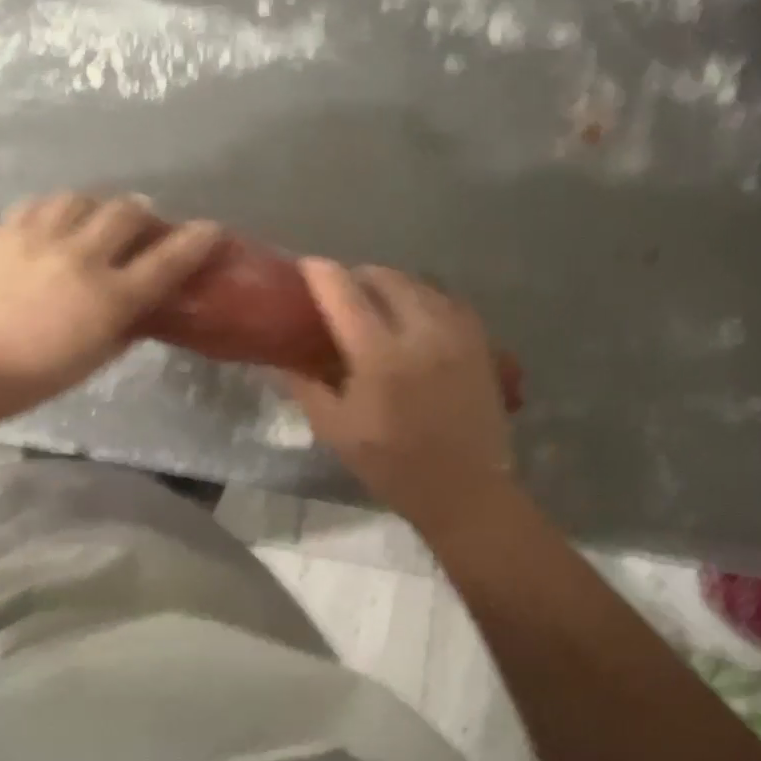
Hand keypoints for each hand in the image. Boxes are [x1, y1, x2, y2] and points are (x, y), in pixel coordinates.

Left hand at [0, 192, 222, 411]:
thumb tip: (138, 302)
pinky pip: (38, 203)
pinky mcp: (5, 230)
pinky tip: (50, 223)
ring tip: (90, 219)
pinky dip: (53, 209)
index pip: (169, 259)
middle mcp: (81, 256)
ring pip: (80, 198)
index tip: (210, 229)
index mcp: (111, 296)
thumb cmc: (36, 377)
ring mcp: (39, 237)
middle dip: (141, 215)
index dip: (197, 240)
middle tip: (138, 226)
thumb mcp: (95, 356)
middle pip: (126, 212)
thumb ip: (123, 323)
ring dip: (94, 207)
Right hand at [281, 259, 514, 525]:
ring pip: (419, 283)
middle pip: (384, 277)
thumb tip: (280, 356)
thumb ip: (304, 385)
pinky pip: (448, 300)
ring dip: (390, 284)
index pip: (343, 291)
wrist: (465, 491)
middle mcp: (420, 332)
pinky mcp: (480, 343)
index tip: (305, 268)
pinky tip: (414, 315)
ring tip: (376, 301)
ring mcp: (456, 334)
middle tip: (339, 291)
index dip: (320, 272)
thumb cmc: (391, 464)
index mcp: (379, 355)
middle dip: (356, 276)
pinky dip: (424, 297)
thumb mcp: (334, 429)